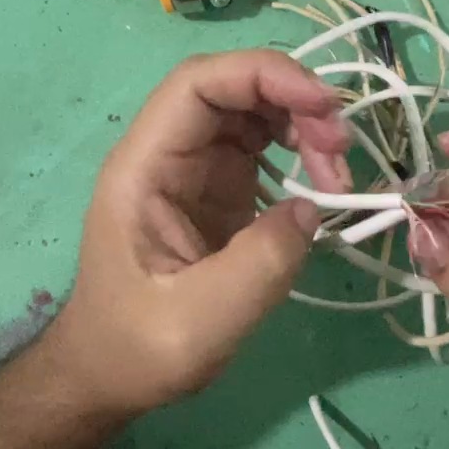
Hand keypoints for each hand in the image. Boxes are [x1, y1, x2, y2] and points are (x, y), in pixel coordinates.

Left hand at [46, 50, 351, 417]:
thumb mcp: (200, 322)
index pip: (198, 83)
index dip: (261, 74)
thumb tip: (310, 209)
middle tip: (340, 149)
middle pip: (231, 88)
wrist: (108, 374)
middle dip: (293, 100)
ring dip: (302, 125)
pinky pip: (262, 146)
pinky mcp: (218, 187)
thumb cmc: (136, 348)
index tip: (323, 104)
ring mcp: (193, 167)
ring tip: (338, 174)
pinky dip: (299, 152)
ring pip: (252, 111)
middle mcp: (167, 152)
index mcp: (144, 166)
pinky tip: (323, 185)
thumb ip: (260, 264)